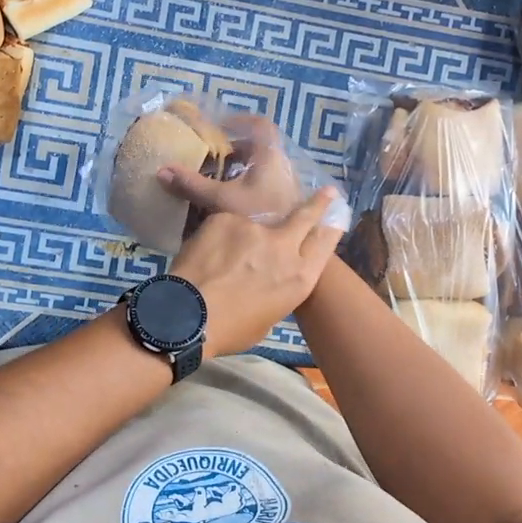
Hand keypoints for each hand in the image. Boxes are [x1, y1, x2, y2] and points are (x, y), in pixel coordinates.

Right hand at [157, 114, 302, 220]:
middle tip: (212, 161)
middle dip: (235, 153)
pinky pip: (267, 189)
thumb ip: (191, 185)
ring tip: (218, 185)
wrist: (286, 254)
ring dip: (242, 174)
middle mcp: (284, 170)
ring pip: (263, 171)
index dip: (240, 121)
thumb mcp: (218, 200)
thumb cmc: (255, 218)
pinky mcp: (286, 209)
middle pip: (260, 151)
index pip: (260, 126)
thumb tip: (161, 172)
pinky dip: (249, 191)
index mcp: (271, 159)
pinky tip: (232, 208)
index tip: (220, 128)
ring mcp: (287, 191)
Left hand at [168, 189, 343, 357]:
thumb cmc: (229, 330)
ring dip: (245, 233)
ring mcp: (254, 228)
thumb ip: (275, 290)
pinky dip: (218, 236)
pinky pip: (224, 224)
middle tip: (326, 191)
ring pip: (255, 223)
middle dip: (318, 203)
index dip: (331, 229)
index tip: (333, 218)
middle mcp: (283, 247)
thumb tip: (267, 279)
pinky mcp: (225, 218)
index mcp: (299, 278)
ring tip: (224, 253)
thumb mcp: (268, 318)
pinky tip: (204, 253)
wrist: (188, 316)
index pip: (325, 244)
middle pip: (305, 217)